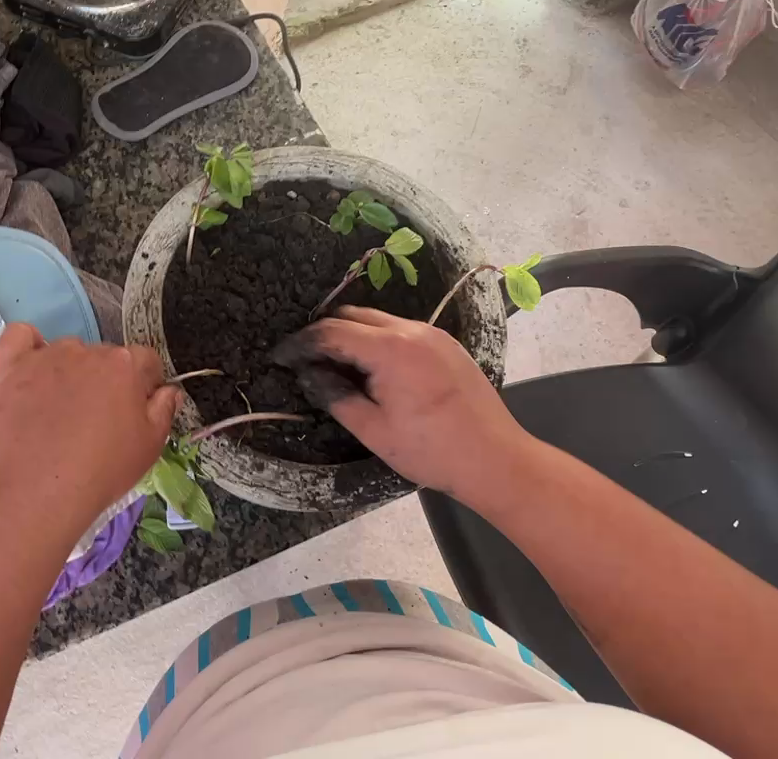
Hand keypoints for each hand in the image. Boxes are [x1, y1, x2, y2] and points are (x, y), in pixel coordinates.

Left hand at [0, 324, 179, 538]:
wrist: (40, 488)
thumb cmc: (102, 470)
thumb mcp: (150, 446)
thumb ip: (164, 410)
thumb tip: (170, 390)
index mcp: (127, 365)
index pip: (145, 360)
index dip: (143, 385)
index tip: (134, 411)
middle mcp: (89, 351)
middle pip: (106, 357)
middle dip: (106, 380)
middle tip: (96, 419)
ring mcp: (48, 355)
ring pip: (67, 351)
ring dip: (70, 370)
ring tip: (59, 410)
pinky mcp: (13, 366)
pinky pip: (20, 336)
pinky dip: (28, 346)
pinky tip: (31, 368)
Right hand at [272, 306, 534, 500]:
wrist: (497, 461)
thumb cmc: (432, 451)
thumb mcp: (373, 429)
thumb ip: (335, 395)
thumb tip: (307, 374)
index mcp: (391, 349)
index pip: (332, 332)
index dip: (301, 343)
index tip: (279, 357)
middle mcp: (411, 330)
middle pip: (353, 316)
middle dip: (324, 335)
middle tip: (305, 361)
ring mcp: (432, 334)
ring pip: (377, 321)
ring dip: (351, 337)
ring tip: (336, 367)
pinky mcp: (446, 344)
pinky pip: (399, 331)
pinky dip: (377, 341)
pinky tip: (372, 370)